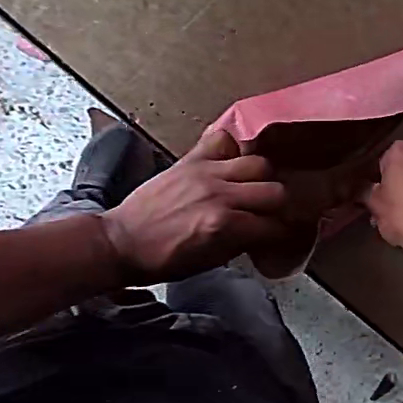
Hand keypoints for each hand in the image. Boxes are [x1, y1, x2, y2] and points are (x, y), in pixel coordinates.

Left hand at [99, 128, 287, 282]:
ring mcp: (205, 173)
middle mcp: (220, 195)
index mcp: (224, 226)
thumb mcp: (210, 261)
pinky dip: (231, 149)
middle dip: (278, 205)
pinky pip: (223, 141)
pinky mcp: (190, 160)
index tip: (281, 234)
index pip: (273, 226)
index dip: (281, 233)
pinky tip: (229, 163)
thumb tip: (266, 231)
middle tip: (271, 211)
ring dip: (261, 178)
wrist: (120, 243)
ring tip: (253, 186)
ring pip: (258, 164)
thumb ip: (242, 242)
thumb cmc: (164, 259)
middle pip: (275, 191)